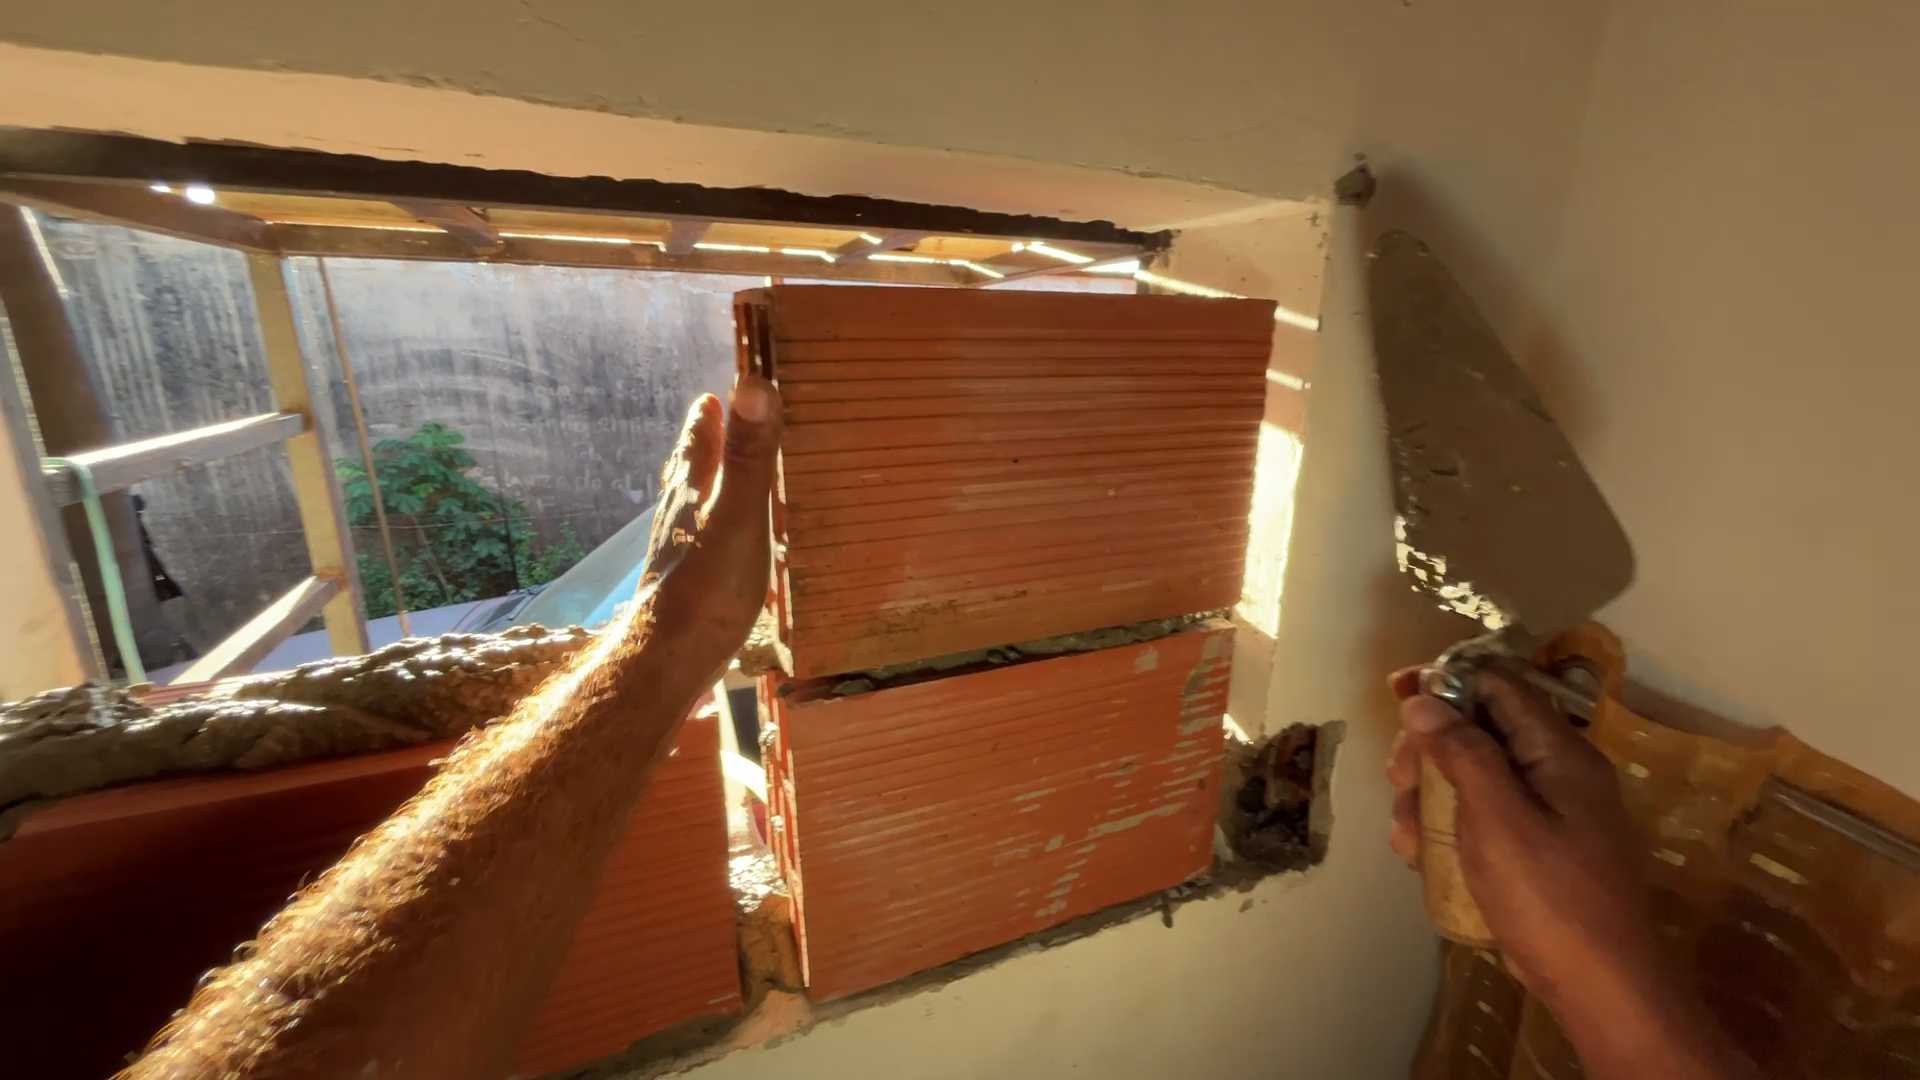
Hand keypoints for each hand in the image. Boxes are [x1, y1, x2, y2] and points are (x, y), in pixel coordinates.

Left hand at [635, 376, 782, 683]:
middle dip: (700, 447)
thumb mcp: (740, 517)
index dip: (705, 422)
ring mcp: (677, 554)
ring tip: (706, 475)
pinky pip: (696, 539)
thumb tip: (753, 383)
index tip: (708, 397)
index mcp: (691, 497)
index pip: (698, 447)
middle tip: (706, 421)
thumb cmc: (709, 587)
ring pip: (686, 506)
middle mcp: (677, 520)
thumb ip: (750, 457)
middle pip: (686, 473)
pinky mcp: (684, 585)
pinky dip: (705, 524)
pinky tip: (711, 543)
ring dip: (698, 484)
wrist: (670, 659)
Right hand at [1385, 669, 1662, 1004]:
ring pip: (1460, 769)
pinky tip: (1420, 852)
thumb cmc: (1550, 898)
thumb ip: (1461, 752)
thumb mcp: (1498, 819)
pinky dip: (1436, 822)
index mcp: (1557, 754)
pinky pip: (1467, 809)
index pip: (1497, 685)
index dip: (1444, 680)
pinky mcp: (1522, 839)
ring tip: (1408, 831)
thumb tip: (1422, 699)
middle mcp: (1550, 770)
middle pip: (1470, 726)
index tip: (1395, 692)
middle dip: (1424, 749)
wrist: (1597, 989)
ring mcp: (1537, 807)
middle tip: (1400, 780)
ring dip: (1422, 792)